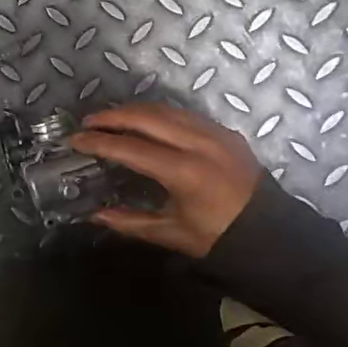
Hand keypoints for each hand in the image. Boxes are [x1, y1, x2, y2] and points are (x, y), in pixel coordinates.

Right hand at [68, 102, 262, 258]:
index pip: (130, 148)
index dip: (99, 142)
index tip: (76, 139)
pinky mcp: (225, 131)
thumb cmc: (218, 237)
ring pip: (166, 110)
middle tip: (88, 121)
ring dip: (134, 110)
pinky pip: (184, 114)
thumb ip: (130, 222)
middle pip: (146, 118)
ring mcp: (214, 133)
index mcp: (184, 172)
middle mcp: (198, 145)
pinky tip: (145, 120)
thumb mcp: (171, 233)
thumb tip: (95, 214)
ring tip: (111, 117)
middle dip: (113, 116)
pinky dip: (159, 113)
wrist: (271, 233)